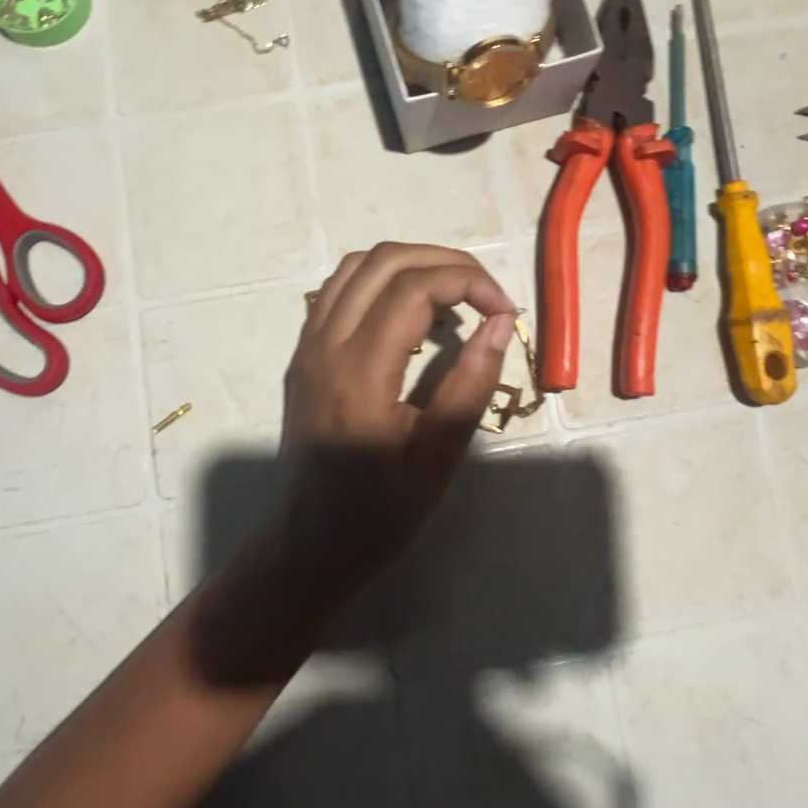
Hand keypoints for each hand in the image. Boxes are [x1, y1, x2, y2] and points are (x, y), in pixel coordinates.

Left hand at [267, 243, 517, 600]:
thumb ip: (469, 386)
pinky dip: (380, 280)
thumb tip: (499, 324)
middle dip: (444, 262)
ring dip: (410, 264)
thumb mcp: (435, 461)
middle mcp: (326, 345)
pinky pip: (338, 290)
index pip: (413, 287)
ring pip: (356, 266)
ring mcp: (307, 347)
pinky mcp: (303, 356)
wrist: (305, 547)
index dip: (468, 282)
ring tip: (453, 295)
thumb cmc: (376, 515)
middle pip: (384, 261)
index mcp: (360, 373)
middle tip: (486, 295)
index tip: (504, 312)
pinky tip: (410, 311)